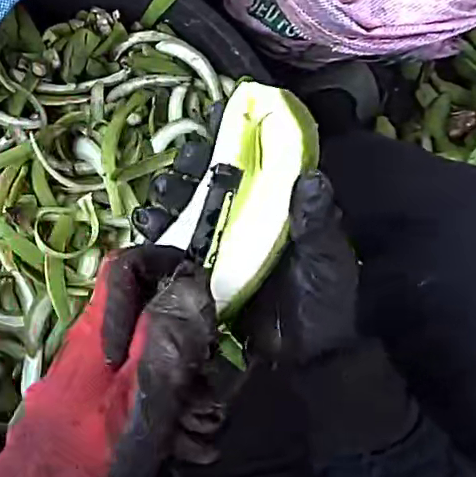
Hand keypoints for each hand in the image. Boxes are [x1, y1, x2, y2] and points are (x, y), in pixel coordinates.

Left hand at [0, 245, 215, 476]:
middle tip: (204, 396)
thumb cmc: (89, 454)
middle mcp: (100, 343)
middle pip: (158, 320)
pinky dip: (170, 420)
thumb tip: (192, 281)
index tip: (203, 295)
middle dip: (194, 357)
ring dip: (189, 399)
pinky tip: (178, 455)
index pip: (130, 264)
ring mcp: (101, 378)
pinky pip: (147, 397)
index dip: (167, 264)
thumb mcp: (141, 393)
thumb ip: (170, 336)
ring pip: (159, 363)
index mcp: (103, 325)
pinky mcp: (102, 410)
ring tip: (191, 440)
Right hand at [131, 133, 359, 366]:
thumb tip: (312, 177)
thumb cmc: (322, 302)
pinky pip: (169, 245)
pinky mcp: (196, 270)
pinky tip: (149, 222)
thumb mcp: (326, 259)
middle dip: (190, 163)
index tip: (216, 114)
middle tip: (184, 162)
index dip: (231, 134)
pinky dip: (157, 230)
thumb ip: (316, 221)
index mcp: (272, 204)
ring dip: (169, 193)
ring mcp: (216, 242)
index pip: (248, 160)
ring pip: (183, 206)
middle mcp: (241, 215)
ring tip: (163, 193)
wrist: (306, 361)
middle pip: (207, 178)